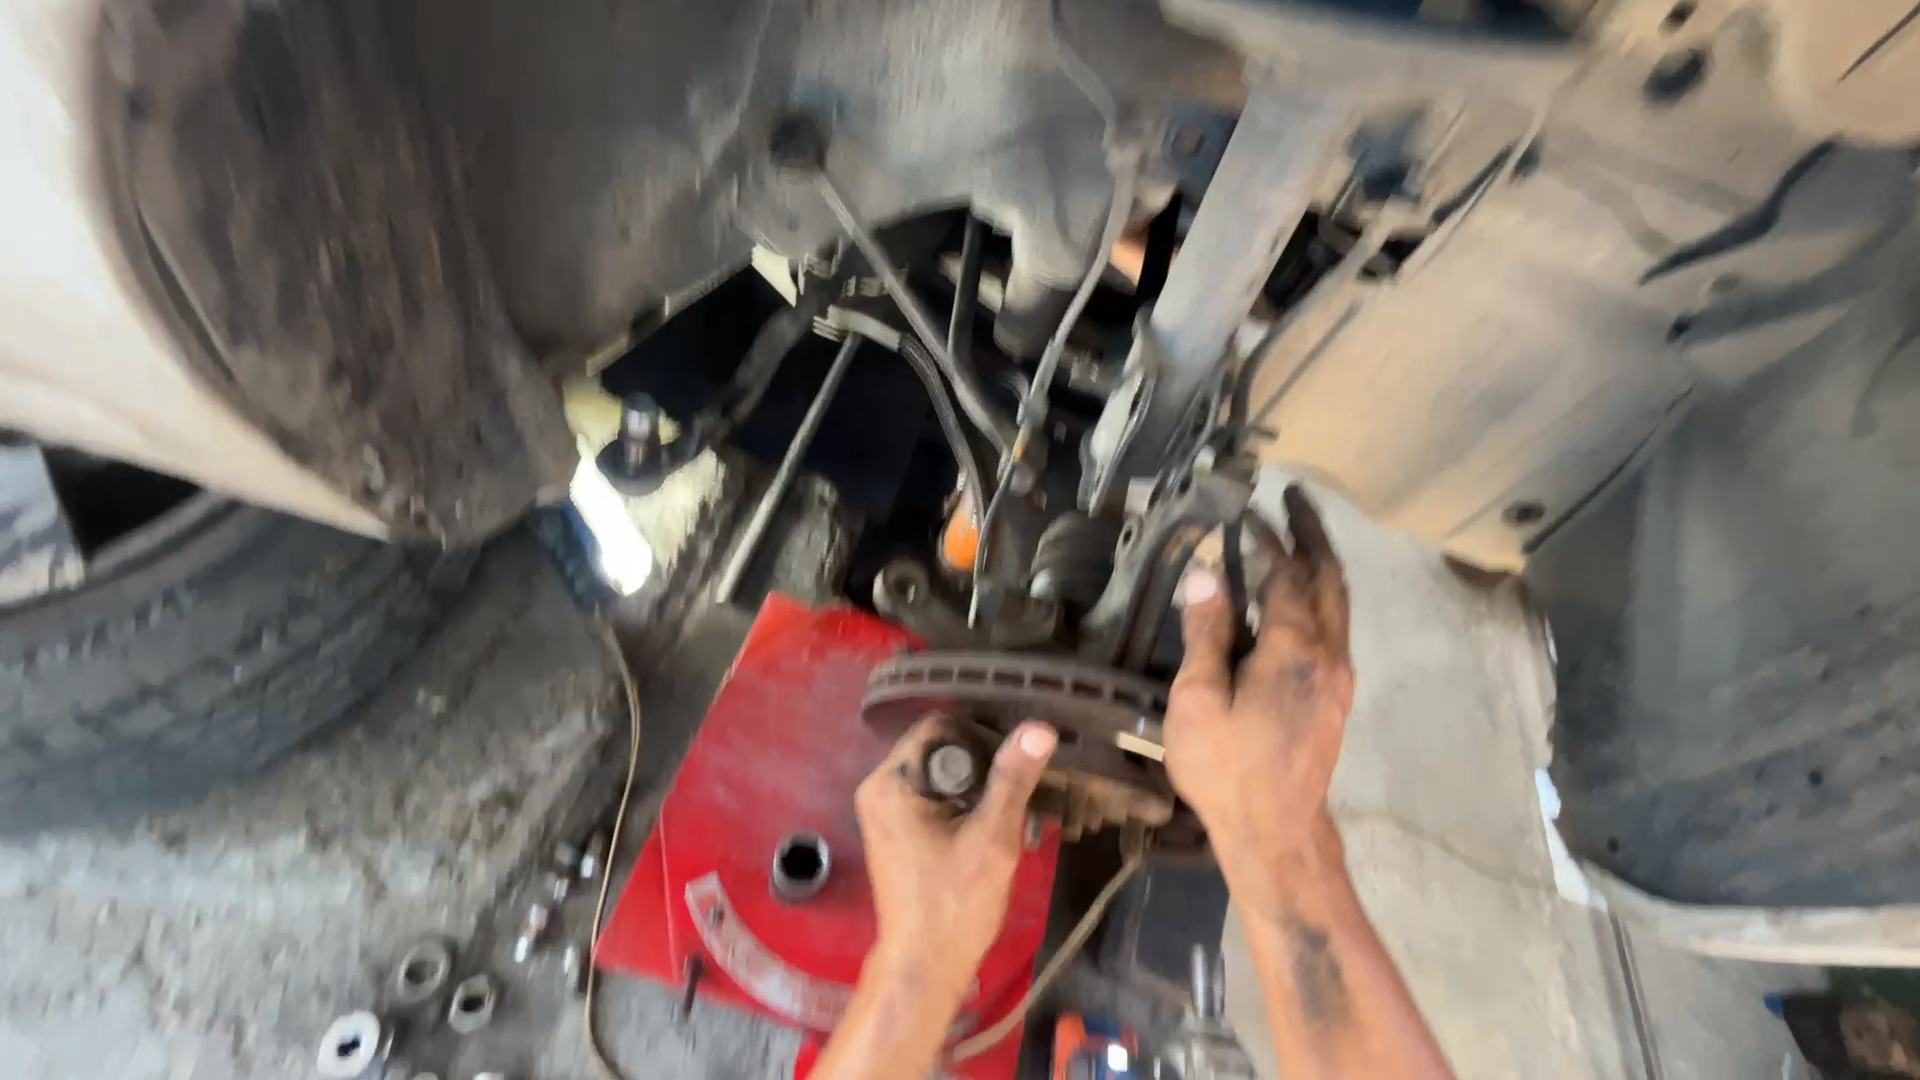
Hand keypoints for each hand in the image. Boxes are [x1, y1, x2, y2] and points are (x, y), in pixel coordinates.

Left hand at [854, 716, 1056, 996]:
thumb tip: (1039, 728)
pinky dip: (963, 805)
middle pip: (940, 748)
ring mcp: (886, 810)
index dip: (981, 736)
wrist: (924, 970)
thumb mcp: (992, 838)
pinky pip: (934, 797)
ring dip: (978, 789)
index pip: (940, 727)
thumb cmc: (954, 905)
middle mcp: (879, 787)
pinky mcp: (896, 830)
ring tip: (1013, 812)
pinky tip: (992, 827)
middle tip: (1018, 791)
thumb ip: (1012, 779)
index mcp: (891, 781)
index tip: (1014, 763)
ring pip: (941, 774)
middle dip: (983, 767)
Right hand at [1164, 485, 1354, 860]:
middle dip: (1314, 535)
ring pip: (1339, 603)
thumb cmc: (1226, 767)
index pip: (1286, 574)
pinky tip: (1294, 597)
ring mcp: (1340, 678)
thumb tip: (1208, 573)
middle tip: (1294, 501)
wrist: (1276, 832)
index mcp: (1294, 651)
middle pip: (1330, 579)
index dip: (1269, 539)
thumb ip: (1206, 632)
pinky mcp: (1337, 696)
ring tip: (1297, 538)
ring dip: (1320, 564)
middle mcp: (1329, 655)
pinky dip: (1318, 595)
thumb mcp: (1198, 699)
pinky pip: (1334, 626)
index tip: (1248, 510)